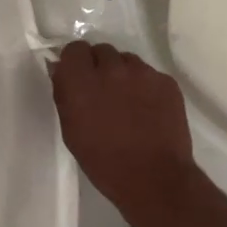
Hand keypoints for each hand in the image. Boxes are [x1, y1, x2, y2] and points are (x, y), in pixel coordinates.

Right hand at [49, 41, 201, 226]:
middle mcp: (112, 69)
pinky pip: (149, 74)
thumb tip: (60, 70)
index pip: (75, 49)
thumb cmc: (103, 162)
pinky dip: (144, 87)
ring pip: (127, 61)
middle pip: (102, 51)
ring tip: (126, 103)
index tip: (77, 78)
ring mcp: (143, 73)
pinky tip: (146, 111)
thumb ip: (64, 95)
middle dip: (99, 67)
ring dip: (122, 75)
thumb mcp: (71, 131)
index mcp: (81, 82)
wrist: (154, 178)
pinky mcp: (166, 82)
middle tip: (102, 93)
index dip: (75, 63)